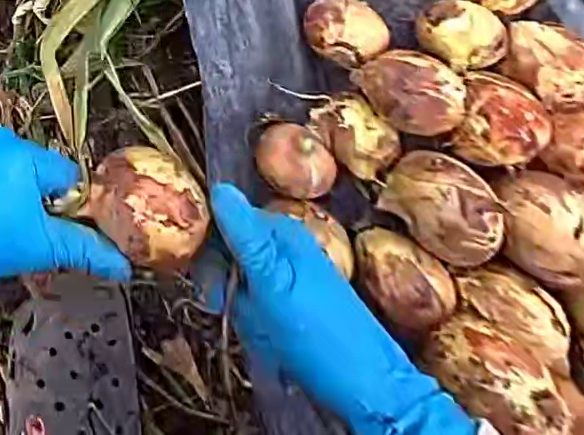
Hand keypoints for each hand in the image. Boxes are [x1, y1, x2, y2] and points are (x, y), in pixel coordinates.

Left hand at [0, 126, 131, 296]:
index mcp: (28, 155)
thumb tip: (122, 264)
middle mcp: (5, 137)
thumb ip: (84, 249)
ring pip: (15, 163)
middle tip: (24, 227)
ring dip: (15, 185)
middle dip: (39, 196)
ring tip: (0, 216)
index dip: (66, 204)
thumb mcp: (41, 246)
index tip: (52, 226)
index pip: (68, 176)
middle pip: (41, 168)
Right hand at [197, 184, 475, 434]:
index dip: (208, 250)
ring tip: (260, 334)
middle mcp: (284, 247)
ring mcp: (290, 277)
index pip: (224, 220)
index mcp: (280, 231)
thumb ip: (245, 235)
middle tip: (231, 312)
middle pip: (228, 252)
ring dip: (241, 312)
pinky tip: (270, 345)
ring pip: (239, 284)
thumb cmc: (322, 337)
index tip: (209, 284)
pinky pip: (256, 308)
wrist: (374, 396)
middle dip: (224, 286)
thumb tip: (219, 187)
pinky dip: (256, 327)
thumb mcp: (274, 282)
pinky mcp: (293, 306)